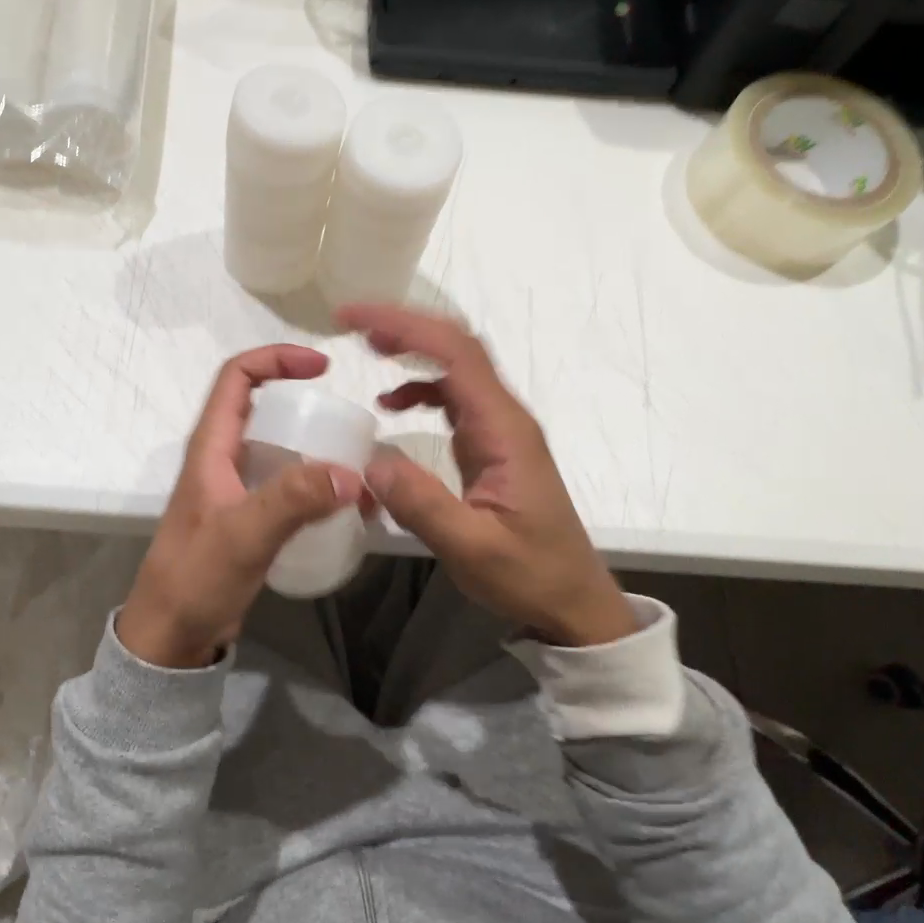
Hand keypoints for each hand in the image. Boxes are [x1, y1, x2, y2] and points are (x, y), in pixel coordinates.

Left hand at [118, 345, 363, 668]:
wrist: (172, 635)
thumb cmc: (195, 578)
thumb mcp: (243, 534)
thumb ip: (292, 499)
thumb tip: (352, 473)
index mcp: (210, 448)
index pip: (237, 378)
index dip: (276, 359)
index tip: (323, 367)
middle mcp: (222, 462)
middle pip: (265, 412)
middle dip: (309, 410)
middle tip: (353, 428)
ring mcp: (235, 493)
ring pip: (280, 454)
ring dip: (317, 454)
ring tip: (362, 470)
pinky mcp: (248, 523)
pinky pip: (287, 492)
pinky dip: (316, 491)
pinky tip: (347, 510)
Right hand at [336, 305, 636, 646]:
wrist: (572, 602)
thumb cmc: (529, 575)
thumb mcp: (472, 548)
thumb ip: (422, 504)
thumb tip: (370, 462)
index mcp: (504, 431)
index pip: (456, 356)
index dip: (406, 328)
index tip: (355, 320)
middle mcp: (505, 420)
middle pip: (458, 350)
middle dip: (406, 328)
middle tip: (352, 325)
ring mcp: (500, 433)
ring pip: (457, 371)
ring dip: (413, 353)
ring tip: (367, 350)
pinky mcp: (492, 450)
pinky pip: (455, 402)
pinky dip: (421, 391)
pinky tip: (393, 407)